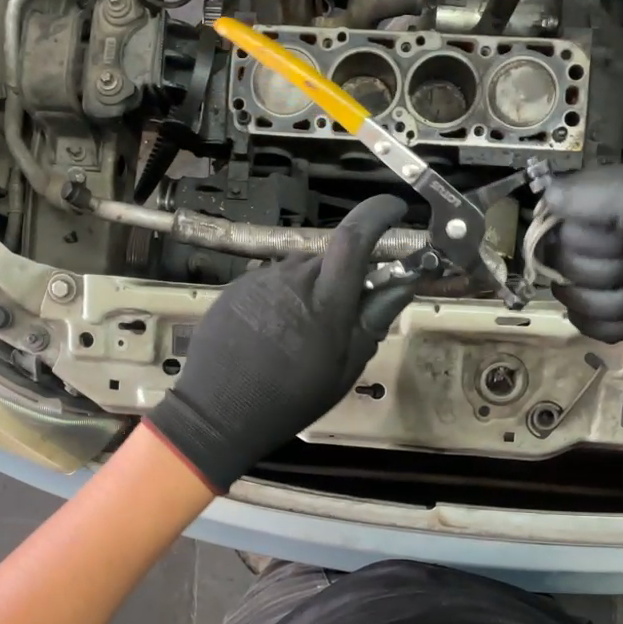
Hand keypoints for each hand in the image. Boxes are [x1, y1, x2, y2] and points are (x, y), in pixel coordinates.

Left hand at [145, 196, 414, 490]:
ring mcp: (260, 281)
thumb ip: (373, 320)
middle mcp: (292, 279)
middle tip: (344, 311)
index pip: (355, 236)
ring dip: (312, 287)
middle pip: (330, 257)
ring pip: (300, 269)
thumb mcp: (344, 369)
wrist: (218, 413)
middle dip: (345, 273)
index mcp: (326, 302)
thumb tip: (404, 282)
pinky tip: (273, 332)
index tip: (395, 210)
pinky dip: (283, 296)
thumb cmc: (290, 400)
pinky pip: (272, 281)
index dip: (379, 213)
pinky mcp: (236, 287)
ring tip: (301, 331)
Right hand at [545, 165, 622, 398]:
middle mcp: (615, 230)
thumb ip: (610, 196)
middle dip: (606, 274)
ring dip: (618, 304)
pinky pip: (582, 321)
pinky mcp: (613, 310)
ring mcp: (612, 274)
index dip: (588, 236)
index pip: (563, 211)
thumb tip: (547, 194)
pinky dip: (618, 327)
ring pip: (571, 293)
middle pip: (563, 256)